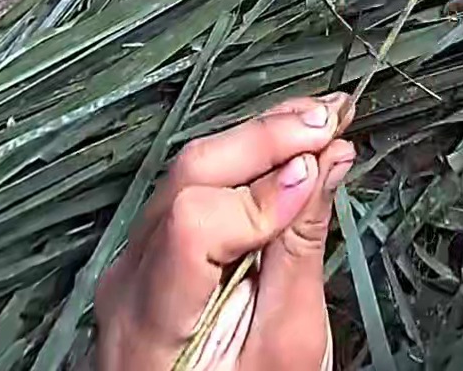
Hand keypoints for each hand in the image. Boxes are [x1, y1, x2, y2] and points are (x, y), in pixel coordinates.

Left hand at [95, 96, 357, 370]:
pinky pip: (202, 173)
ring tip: (324, 117)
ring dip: (267, 132)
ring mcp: (139, 246)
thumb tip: (327, 163)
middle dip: (270, 136)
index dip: (260, 194)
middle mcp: (130, 272)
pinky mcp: (159, 231)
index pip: (193, 225)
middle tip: (332, 119)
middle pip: (194, 172)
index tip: (316, 172)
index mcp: (149, 320)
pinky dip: (254, 148)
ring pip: (198, 161)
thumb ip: (300, 251)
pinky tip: (293, 134)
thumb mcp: (285, 346)